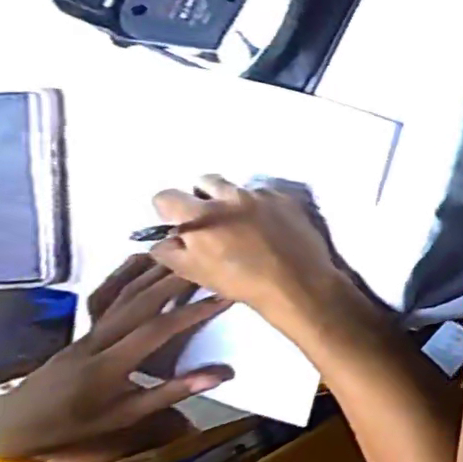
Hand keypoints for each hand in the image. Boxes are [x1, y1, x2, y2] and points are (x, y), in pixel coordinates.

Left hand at [0, 256, 231, 461]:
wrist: (19, 423)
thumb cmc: (79, 423)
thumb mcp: (126, 415)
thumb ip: (174, 392)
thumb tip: (223, 374)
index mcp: (108, 366)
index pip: (156, 330)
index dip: (193, 312)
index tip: (226, 297)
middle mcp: (96, 341)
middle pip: (140, 302)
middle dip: (177, 281)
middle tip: (212, 263)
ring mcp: (86, 331)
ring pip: (123, 293)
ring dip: (155, 271)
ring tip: (185, 252)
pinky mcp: (82, 326)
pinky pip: (104, 294)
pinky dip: (124, 272)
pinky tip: (143, 257)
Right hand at [149, 175, 346, 317]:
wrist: (296, 280)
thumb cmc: (240, 280)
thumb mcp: (190, 270)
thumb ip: (168, 249)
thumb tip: (166, 238)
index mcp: (201, 214)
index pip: (167, 195)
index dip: (169, 210)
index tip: (179, 222)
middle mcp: (232, 196)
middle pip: (206, 181)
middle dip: (203, 196)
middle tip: (212, 220)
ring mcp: (263, 195)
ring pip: (239, 188)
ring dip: (234, 201)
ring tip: (244, 224)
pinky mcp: (289, 199)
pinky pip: (267, 194)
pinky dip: (262, 204)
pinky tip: (269, 224)